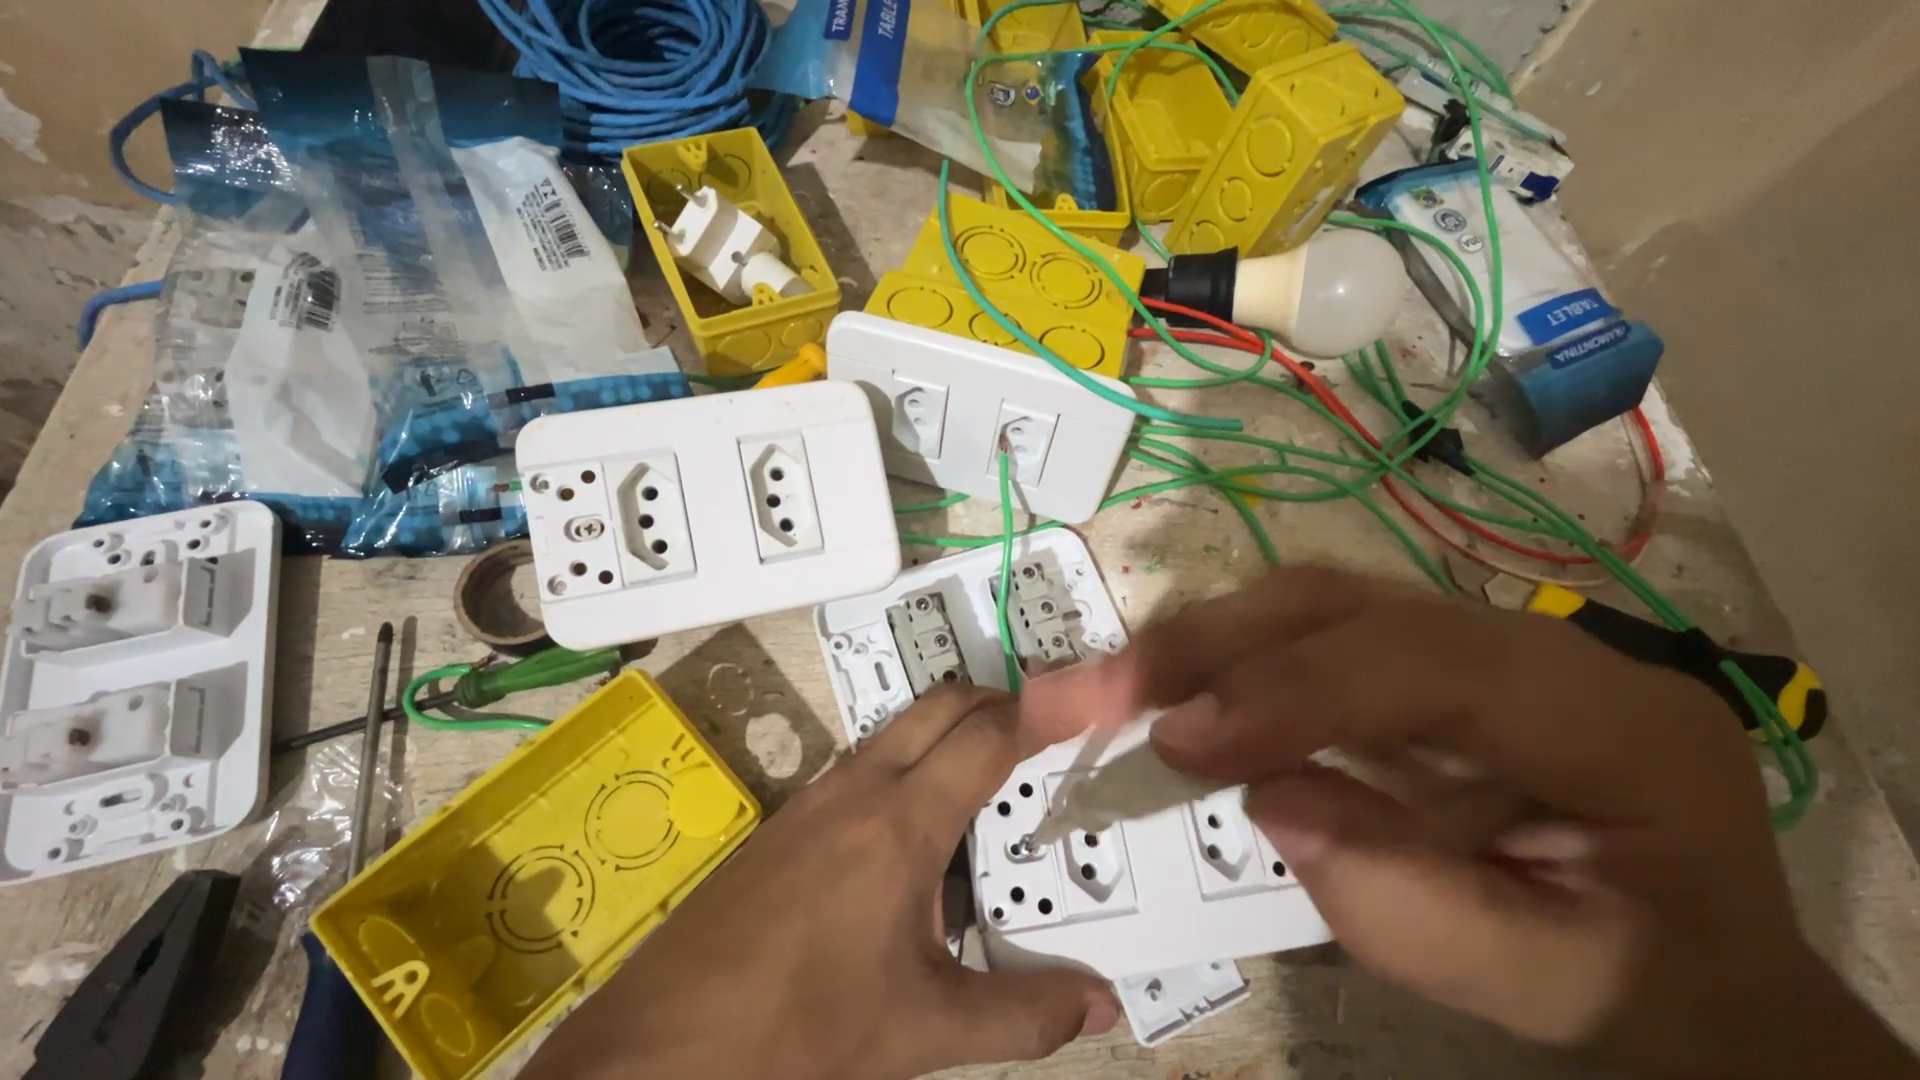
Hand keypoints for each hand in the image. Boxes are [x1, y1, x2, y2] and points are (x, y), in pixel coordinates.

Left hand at [524, 685, 1117, 1079]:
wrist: (666, 1039)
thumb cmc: (804, 1026)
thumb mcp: (925, 1029)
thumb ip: (1023, 1014)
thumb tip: (1104, 1003)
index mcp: (905, 822)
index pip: (988, 735)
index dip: (1040, 710)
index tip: (1080, 699)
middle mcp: (861, 786)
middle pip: (943, 704)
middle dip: (998, 703)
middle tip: (1044, 737)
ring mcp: (816, 794)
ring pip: (899, 728)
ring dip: (948, 730)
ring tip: (989, 778)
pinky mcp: (787, 816)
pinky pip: (863, 761)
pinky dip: (906, 762)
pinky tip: (913, 828)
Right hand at [1023, 567, 1916, 1077]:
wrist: (1693, 956)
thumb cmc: (1640, 980)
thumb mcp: (1554, 984)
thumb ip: (1417, 908)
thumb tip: (1270, 799)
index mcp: (1612, 720)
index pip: (1429, 663)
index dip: (1295, 689)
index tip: (1177, 741)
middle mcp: (1536, 647)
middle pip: (1350, 604)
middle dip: (1214, 643)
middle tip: (1097, 696)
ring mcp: (1466, 640)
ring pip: (1310, 602)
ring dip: (1199, 641)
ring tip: (1107, 690)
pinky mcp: (1412, 657)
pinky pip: (1302, 635)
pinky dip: (1222, 660)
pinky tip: (1164, 691)